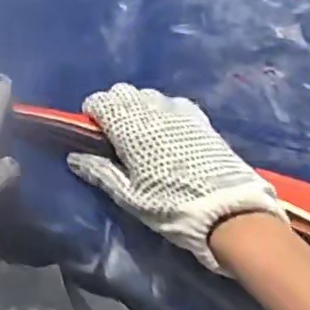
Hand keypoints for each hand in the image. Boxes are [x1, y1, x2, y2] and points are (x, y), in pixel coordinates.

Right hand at [67, 84, 283, 273]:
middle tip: (118, 134)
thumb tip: (74, 158)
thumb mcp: (129, 195)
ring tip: (145, 132)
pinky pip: (176, 104)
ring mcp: (180, 115)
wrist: (234, 217)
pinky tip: (171, 133)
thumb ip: (100, 171)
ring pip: (149, 95)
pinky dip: (167, 112)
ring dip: (141, 107)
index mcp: (127, 128)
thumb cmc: (171, 206)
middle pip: (123, 92)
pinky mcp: (203, 123)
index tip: (97, 135)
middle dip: (115, 106)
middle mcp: (151, 113)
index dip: (93, 115)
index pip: (99, 101)